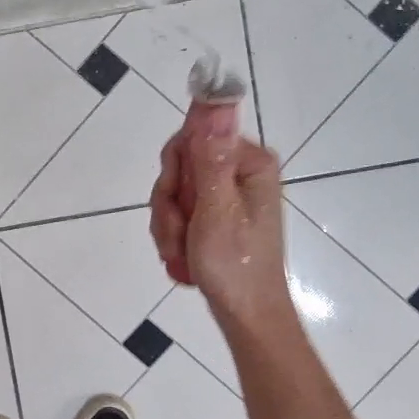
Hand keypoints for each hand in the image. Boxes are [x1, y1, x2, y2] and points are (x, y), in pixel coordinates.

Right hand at [148, 102, 290, 323]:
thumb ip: (211, 157)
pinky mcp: (219, 217)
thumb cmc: (234, 266)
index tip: (178, 202)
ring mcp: (229, 196)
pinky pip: (180, 214)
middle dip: (169, 205)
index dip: (174, 172)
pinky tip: (184, 260)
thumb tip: (216, 102)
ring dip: (168, 227)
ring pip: (174, 194)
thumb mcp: (216, 210)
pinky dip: (175, 238)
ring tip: (181, 254)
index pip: (191, 139)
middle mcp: (241, 171)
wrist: (246, 316)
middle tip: (179, 234)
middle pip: (179, 167)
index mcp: (249, 162)